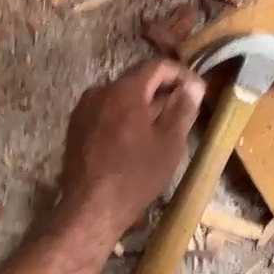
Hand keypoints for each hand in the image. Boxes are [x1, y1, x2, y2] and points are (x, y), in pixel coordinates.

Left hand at [57, 59, 204, 238]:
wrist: (91, 207)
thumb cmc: (136, 175)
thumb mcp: (169, 143)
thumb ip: (183, 108)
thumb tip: (194, 85)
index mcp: (125, 90)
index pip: (157, 66)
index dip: (181, 74)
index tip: (198, 89)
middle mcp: (100, 90)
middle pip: (137, 80)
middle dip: (162, 91)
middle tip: (183, 110)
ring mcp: (84, 108)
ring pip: (121, 97)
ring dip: (143, 106)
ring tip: (161, 128)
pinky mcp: (76, 126)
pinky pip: (106, 112)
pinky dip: (124, 117)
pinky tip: (135, 139)